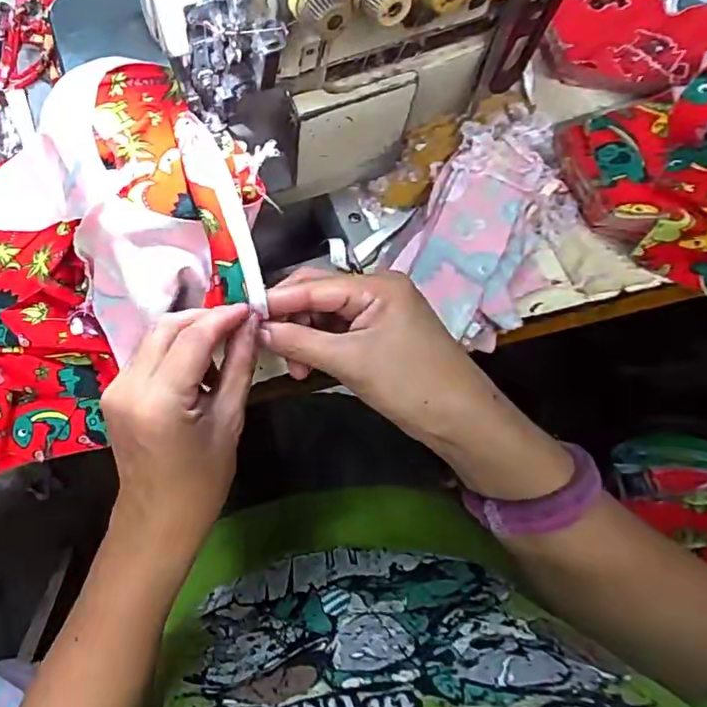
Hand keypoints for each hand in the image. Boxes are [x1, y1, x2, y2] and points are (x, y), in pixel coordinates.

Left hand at [101, 304, 258, 545]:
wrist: (156, 519)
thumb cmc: (201, 482)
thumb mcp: (228, 422)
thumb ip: (238, 367)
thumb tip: (250, 325)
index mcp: (159, 399)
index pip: (192, 337)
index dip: (222, 318)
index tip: (247, 308)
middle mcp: (129, 386)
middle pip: (166, 327)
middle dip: (202, 318)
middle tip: (235, 325)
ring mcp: (115, 387)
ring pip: (153, 337)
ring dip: (186, 333)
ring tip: (219, 350)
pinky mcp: (112, 392)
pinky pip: (144, 356)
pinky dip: (170, 351)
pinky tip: (194, 368)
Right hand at [259, 271, 570, 498]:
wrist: (464, 422)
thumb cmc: (411, 385)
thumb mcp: (349, 362)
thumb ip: (299, 341)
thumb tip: (256, 329)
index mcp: (376, 285)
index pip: (312, 284)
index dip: (275, 299)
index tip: (241, 316)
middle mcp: (376, 289)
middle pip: (315, 293)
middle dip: (288, 319)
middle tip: (267, 347)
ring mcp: (378, 311)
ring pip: (322, 314)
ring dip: (301, 337)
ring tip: (296, 369)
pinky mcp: (378, 332)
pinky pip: (336, 330)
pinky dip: (318, 346)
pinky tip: (308, 368)